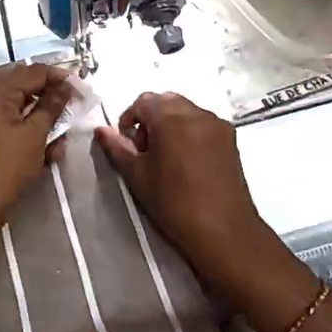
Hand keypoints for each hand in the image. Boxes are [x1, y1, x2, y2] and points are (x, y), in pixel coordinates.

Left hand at [0, 63, 74, 232]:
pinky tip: (46, 155)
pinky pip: (18, 125)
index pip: (36, 71)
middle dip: (53, 101)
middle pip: (30, 87)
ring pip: (26, 108)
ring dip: (46, 123)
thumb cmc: (6, 166)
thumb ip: (52, 106)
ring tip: (57, 147)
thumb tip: (67, 86)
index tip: (85, 91)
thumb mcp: (35, 134)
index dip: (62, 78)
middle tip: (74, 114)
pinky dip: (34, 135)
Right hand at [95, 93, 277, 284]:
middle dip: (151, 118)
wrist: (222, 229)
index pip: (143, 101)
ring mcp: (217, 125)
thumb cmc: (173, 202)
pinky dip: (190, 132)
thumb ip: (117, 148)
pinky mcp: (231, 139)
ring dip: (171, 123)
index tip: (126, 143)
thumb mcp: (137, 175)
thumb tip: (100, 130)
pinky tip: (186, 161)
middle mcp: (196, 113)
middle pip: (166, 101)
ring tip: (165, 156)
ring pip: (187, 111)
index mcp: (171, 118)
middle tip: (144, 149)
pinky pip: (203, 124)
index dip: (129, 118)